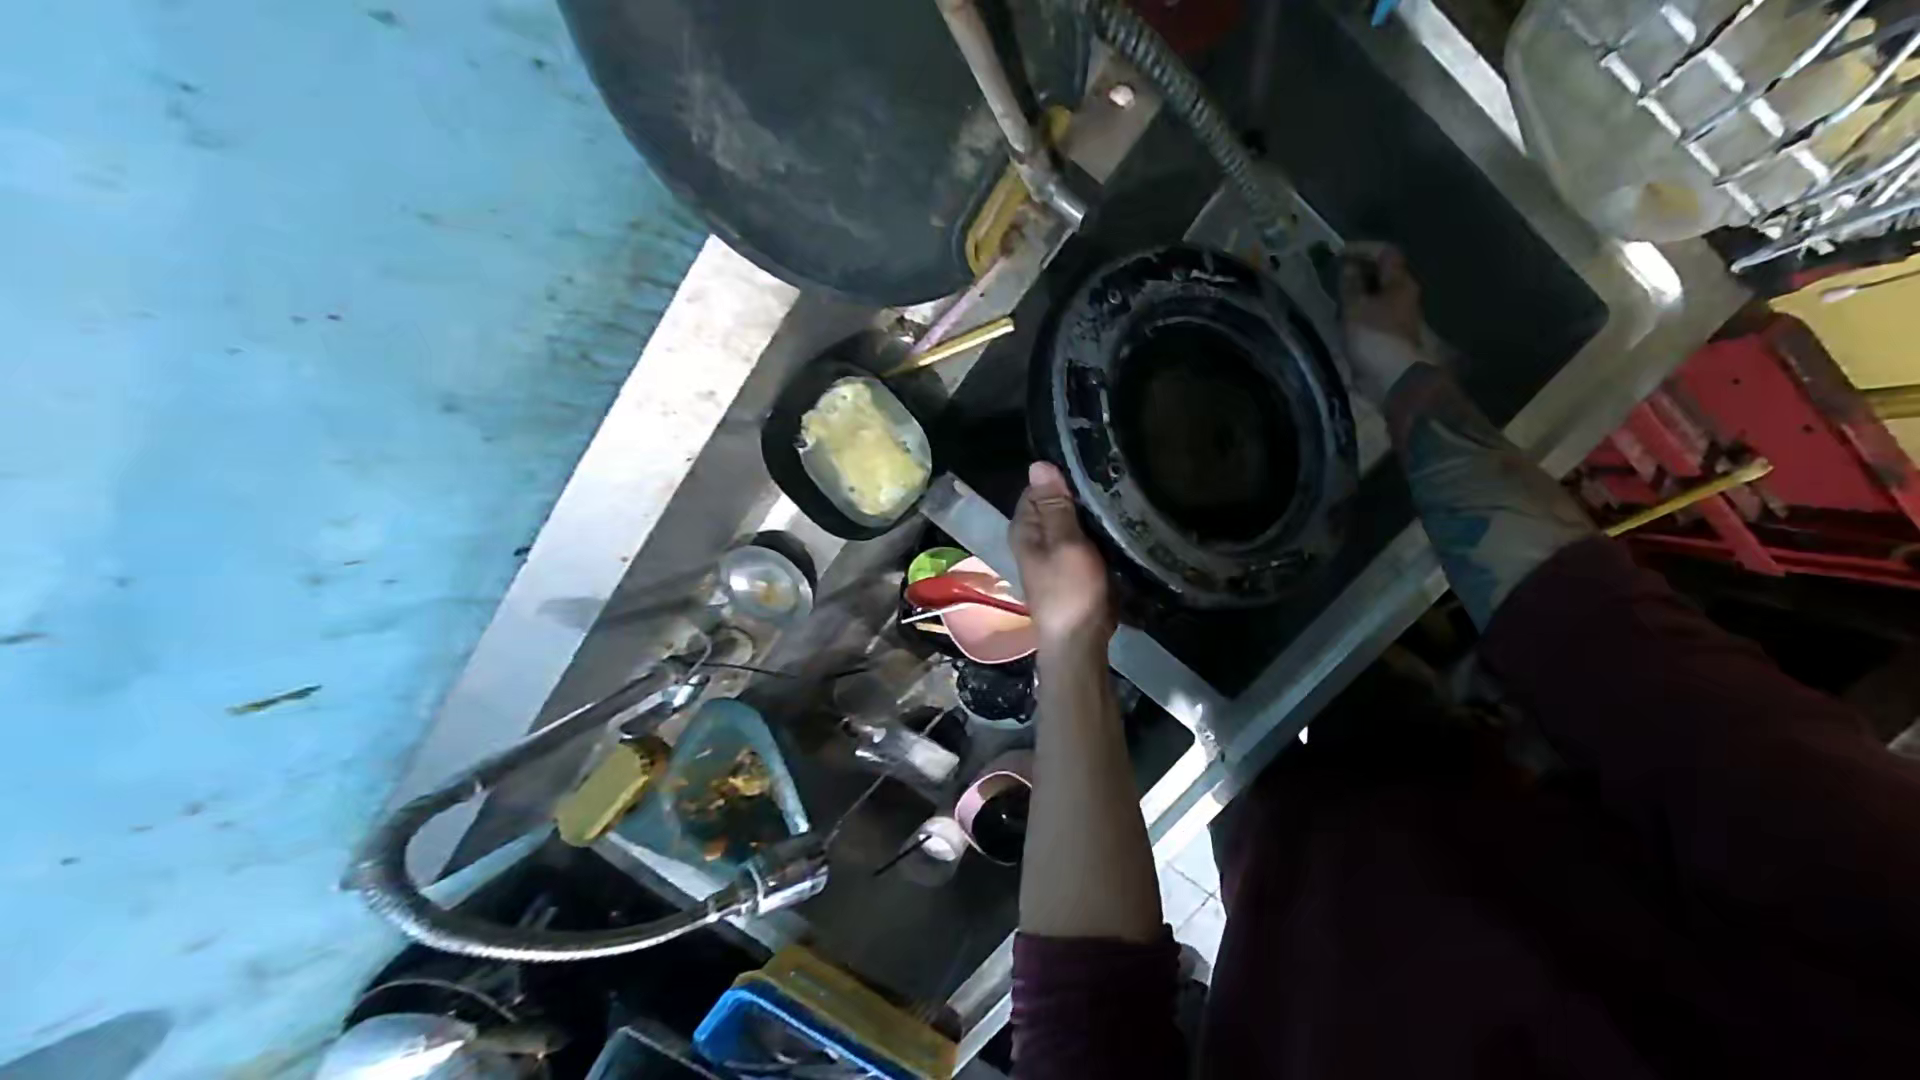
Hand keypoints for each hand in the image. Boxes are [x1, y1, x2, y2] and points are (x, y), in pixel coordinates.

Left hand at [1009, 461, 1113, 651]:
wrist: (1081, 638)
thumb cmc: (1070, 589)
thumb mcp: (1064, 543)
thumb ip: (1055, 506)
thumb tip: (1038, 464)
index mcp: (1024, 528)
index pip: (1038, 487)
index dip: (1063, 477)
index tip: (1092, 468)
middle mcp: (1035, 537)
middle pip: (1057, 503)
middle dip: (1080, 494)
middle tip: (1112, 480)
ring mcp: (1054, 553)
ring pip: (1074, 521)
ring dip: (1092, 513)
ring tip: (1119, 496)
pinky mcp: (1074, 565)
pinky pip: (1085, 539)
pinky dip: (1098, 532)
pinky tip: (1118, 524)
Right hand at [1340, 243, 1437, 402]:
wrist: (1391, 377)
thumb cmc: (1373, 337)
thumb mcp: (1355, 307)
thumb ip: (1350, 285)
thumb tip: (1348, 266)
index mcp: (1399, 283)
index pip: (1385, 253)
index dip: (1362, 248)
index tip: (1337, 253)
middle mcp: (1402, 294)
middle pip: (1382, 272)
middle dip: (1357, 269)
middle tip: (1332, 272)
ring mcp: (1395, 314)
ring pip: (1375, 292)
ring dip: (1355, 289)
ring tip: (1333, 292)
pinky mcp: (1386, 332)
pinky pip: (1370, 310)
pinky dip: (1356, 307)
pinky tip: (1340, 314)